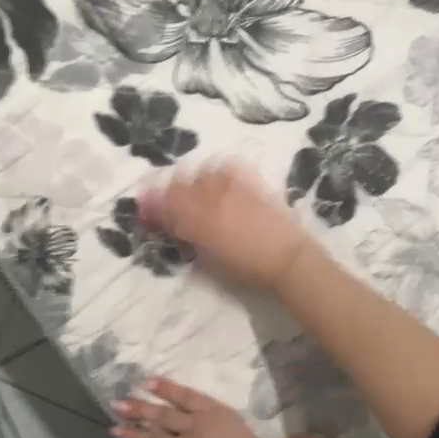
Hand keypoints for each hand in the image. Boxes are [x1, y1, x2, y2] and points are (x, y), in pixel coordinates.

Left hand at [112, 378, 316, 437]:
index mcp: (218, 417)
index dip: (168, 389)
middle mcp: (196, 430)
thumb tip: (321, 436)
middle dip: (141, 407)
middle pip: (164, 415)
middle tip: (119, 400)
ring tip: (113, 425)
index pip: (188, 398)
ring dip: (134, 432)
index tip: (148, 381)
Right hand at [142, 161, 316, 290]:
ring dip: (194, 183)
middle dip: (171, 195)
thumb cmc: (247, 270)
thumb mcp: (208, 263)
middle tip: (175, 207)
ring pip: (200, 173)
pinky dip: (219, 172)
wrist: (287, 259)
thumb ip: (188, 242)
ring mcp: (230, 186)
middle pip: (178, 185)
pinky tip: (221, 182)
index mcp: (196, 222)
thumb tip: (175, 230)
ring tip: (200, 195)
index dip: (154, 208)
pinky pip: (227, 166)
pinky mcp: (250, 181)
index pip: (164, 206)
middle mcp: (208, 198)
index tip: (150, 213)